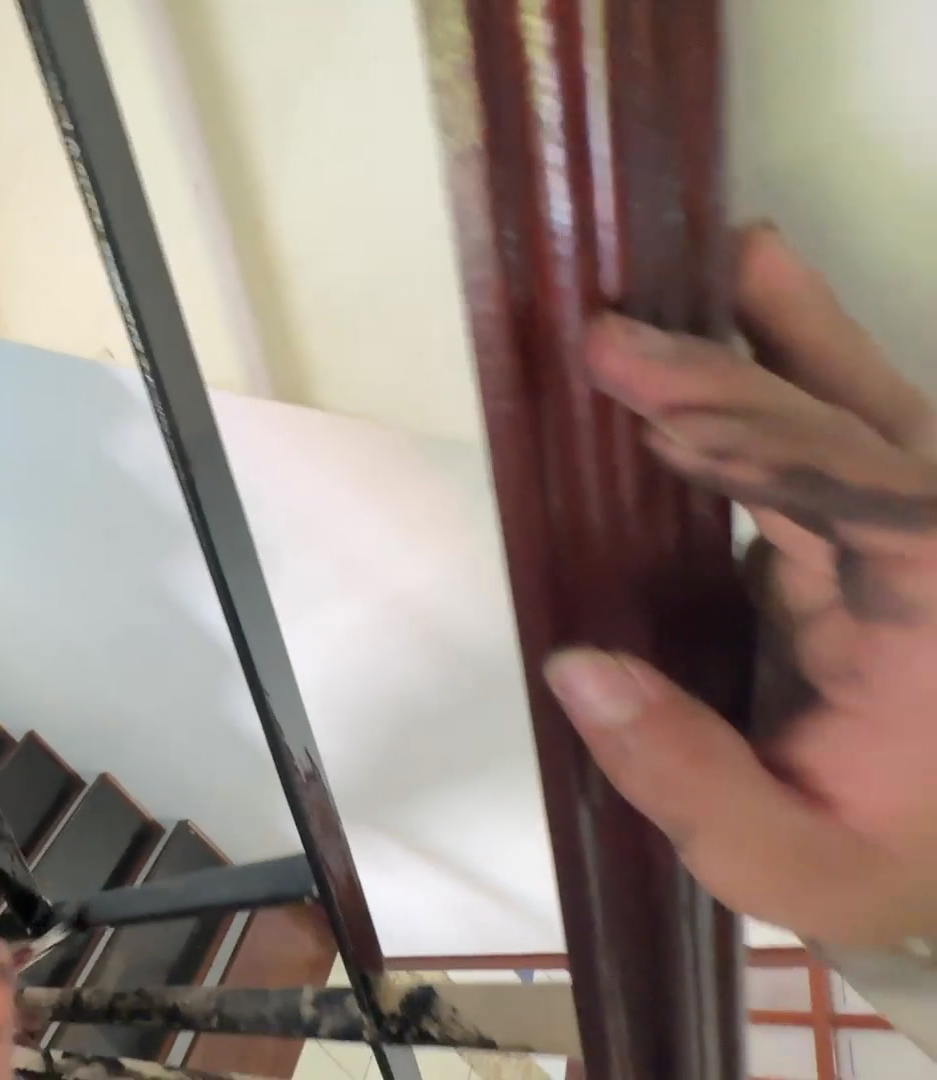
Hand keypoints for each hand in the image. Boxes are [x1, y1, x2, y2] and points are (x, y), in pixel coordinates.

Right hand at [545, 225, 936, 946]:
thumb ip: (689, 779)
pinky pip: (844, 428)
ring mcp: (922, 533)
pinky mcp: (882, 530)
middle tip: (614, 327)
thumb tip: (576, 666)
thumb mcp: (784, 865)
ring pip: (865, 409)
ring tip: (722, 259)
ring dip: (784, 333)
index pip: (848, 497)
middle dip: (728, 376)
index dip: (740, 431)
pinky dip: (794, 362)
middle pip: (853, 432)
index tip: (627, 375)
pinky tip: (749, 309)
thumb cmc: (882, 860)